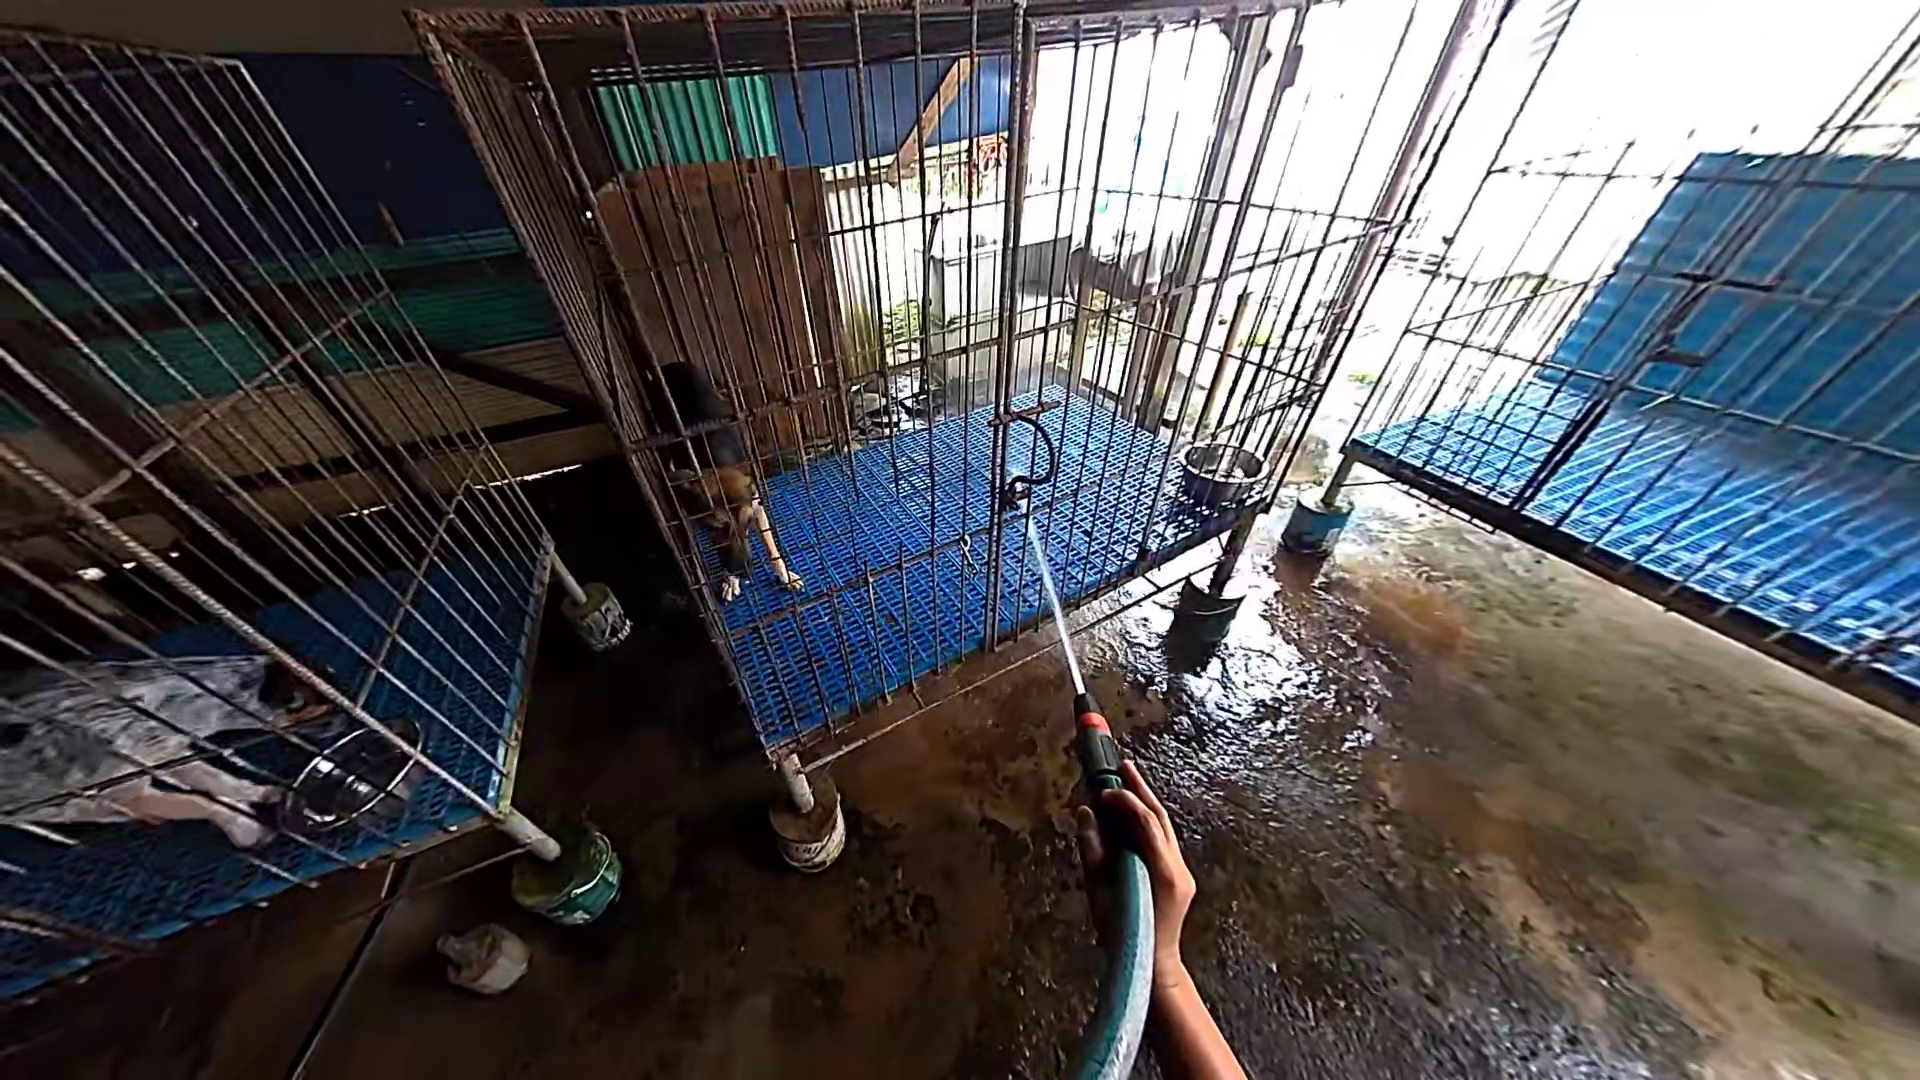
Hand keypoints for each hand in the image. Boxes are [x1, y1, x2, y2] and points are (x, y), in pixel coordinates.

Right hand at [1073, 760, 1196, 985]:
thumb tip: (1085, 812)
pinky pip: (1163, 838)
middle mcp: (1178, 867)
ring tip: (1128, 777)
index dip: (1125, 800)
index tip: (1103, 792)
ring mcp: (1182, 871)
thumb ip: (1092, 849)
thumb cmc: (1122, 933)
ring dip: (1145, 800)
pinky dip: (1147, 820)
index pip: (1146, 821)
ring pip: (1164, 825)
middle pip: (1161, 817)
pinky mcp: (1178, 875)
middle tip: (1122, 764)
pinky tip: (1133, 811)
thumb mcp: (1099, 891)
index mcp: (1163, 871)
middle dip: (1141, 788)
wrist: (1152, 967)